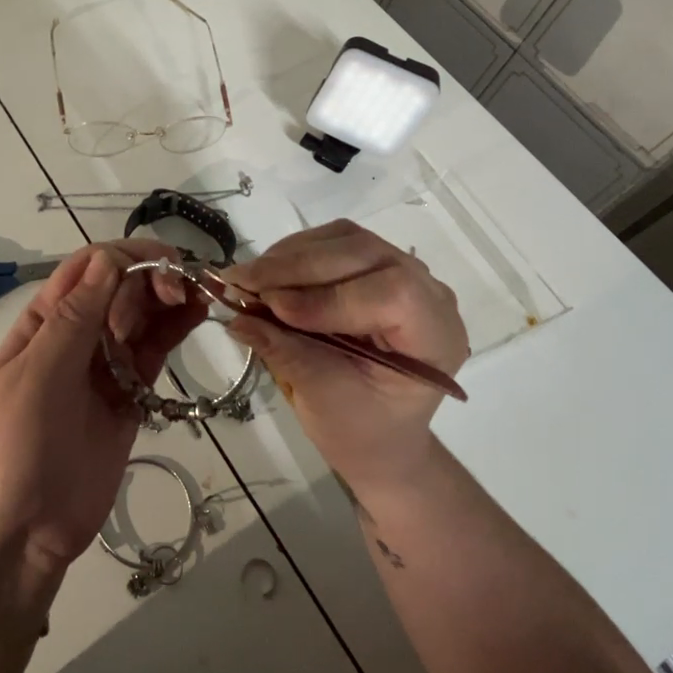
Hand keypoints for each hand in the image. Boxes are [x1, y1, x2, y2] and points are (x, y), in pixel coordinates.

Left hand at [0, 240, 207, 630]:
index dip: (123, 256)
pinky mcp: (127, 402)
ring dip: (167, 300)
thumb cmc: (12, 446)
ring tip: (200, 293)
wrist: (18, 533)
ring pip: (139, 320)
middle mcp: (73, 339)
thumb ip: (73, 319)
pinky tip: (195, 317)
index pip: (84, 270)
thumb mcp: (35, 376)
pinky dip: (172, 334)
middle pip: (117, 291)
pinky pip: (151, 358)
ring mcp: (102, 371)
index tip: (163, 258)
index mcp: (41, 324)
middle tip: (182, 288)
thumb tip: (107, 261)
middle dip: (149, 278)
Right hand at [223, 220, 467, 491]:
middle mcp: (428, 294)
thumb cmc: (362, 429)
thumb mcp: (324, 399)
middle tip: (242, 283)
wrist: (379, 433)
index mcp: (435, 336)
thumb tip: (238, 319)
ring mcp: (402, 272)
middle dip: (298, 267)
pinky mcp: (372, 265)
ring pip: (346, 239)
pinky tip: (266, 274)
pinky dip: (294, 253)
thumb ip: (287, 353)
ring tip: (248, 278)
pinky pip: (333, 241)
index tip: (276, 310)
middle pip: (364, 253)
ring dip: (291, 255)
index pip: (393, 294)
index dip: (331, 296)